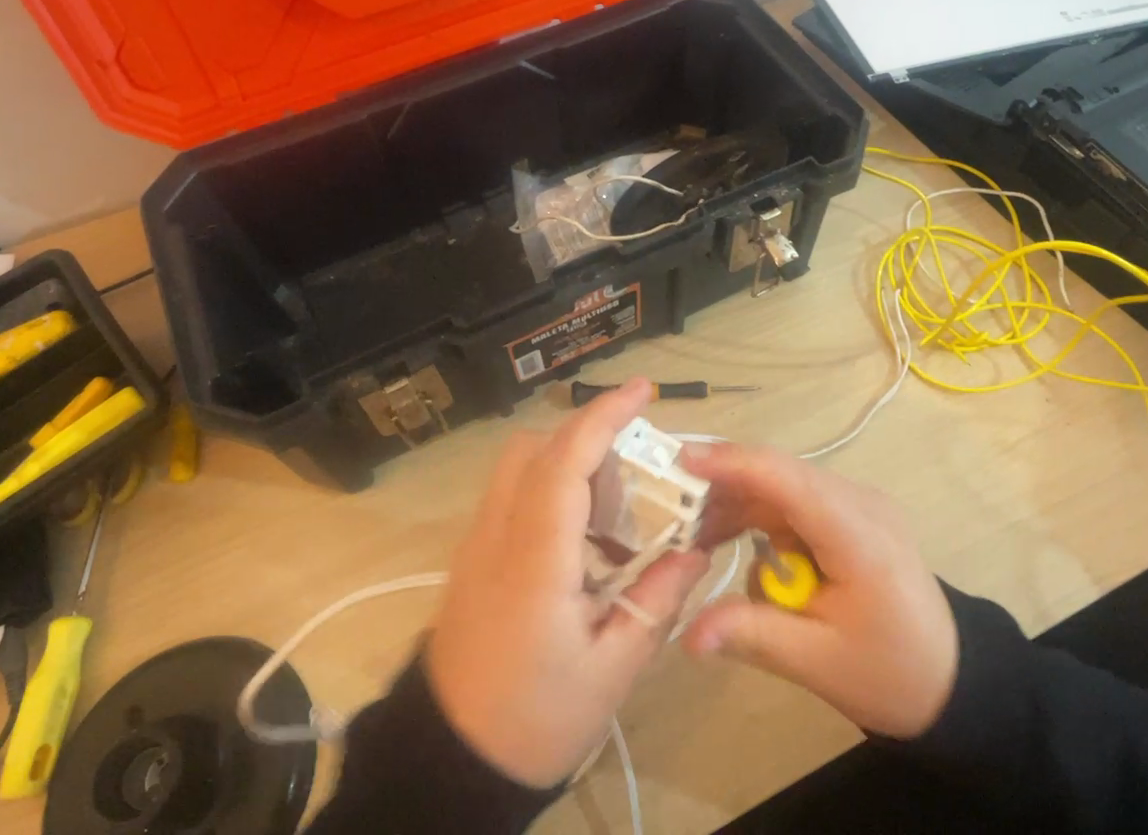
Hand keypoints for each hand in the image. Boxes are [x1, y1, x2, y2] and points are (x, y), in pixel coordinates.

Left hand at [425, 380, 710, 787]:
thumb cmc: (537, 719)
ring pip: (518, 468)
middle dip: (589, 437)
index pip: (565, 462)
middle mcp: (498, 535)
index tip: (642, 389)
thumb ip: (655, 601)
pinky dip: (550, 489)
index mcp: (535, 560)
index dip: (603, 416)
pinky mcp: (472, 559)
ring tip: (619, 509)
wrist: (452, 758)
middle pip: (535, 450)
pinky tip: (585, 539)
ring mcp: (477, 544)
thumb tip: (695, 552)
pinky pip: (511, 496)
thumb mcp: (612, 671)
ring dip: (568, 462)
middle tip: (641, 471)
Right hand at [680, 444, 957, 739]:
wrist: (950, 680)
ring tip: (684, 532)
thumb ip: (752, 635)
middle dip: (717, 485)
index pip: (788, 480)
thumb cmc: (890, 672)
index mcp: (859, 534)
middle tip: (661, 507)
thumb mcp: (819, 662)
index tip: (677, 461)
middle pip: (776, 475)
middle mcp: (858, 503)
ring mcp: (854, 506)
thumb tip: (686, 634)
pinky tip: (721, 540)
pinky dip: (752, 517)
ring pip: (777, 486)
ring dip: (731, 502)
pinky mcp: (845, 517)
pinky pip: (789, 503)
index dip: (732, 464)